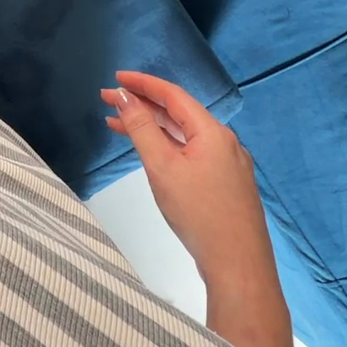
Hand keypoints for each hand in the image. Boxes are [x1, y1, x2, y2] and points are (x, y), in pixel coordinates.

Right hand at [101, 71, 273, 282]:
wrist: (239, 267)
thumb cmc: (198, 212)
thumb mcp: (162, 166)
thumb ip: (141, 127)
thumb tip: (123, 96)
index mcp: (213, 133)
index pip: (173, 95)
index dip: (143, 84)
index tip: (115, 78)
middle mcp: (225, 143)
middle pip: (179, 113)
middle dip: (142, 104)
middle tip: (107, 100)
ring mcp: (228, 165)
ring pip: (184, 134)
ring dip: (151, 126)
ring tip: (117, 124)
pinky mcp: (226, 184)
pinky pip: (191, 151)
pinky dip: (166, 144)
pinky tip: (150, 151)